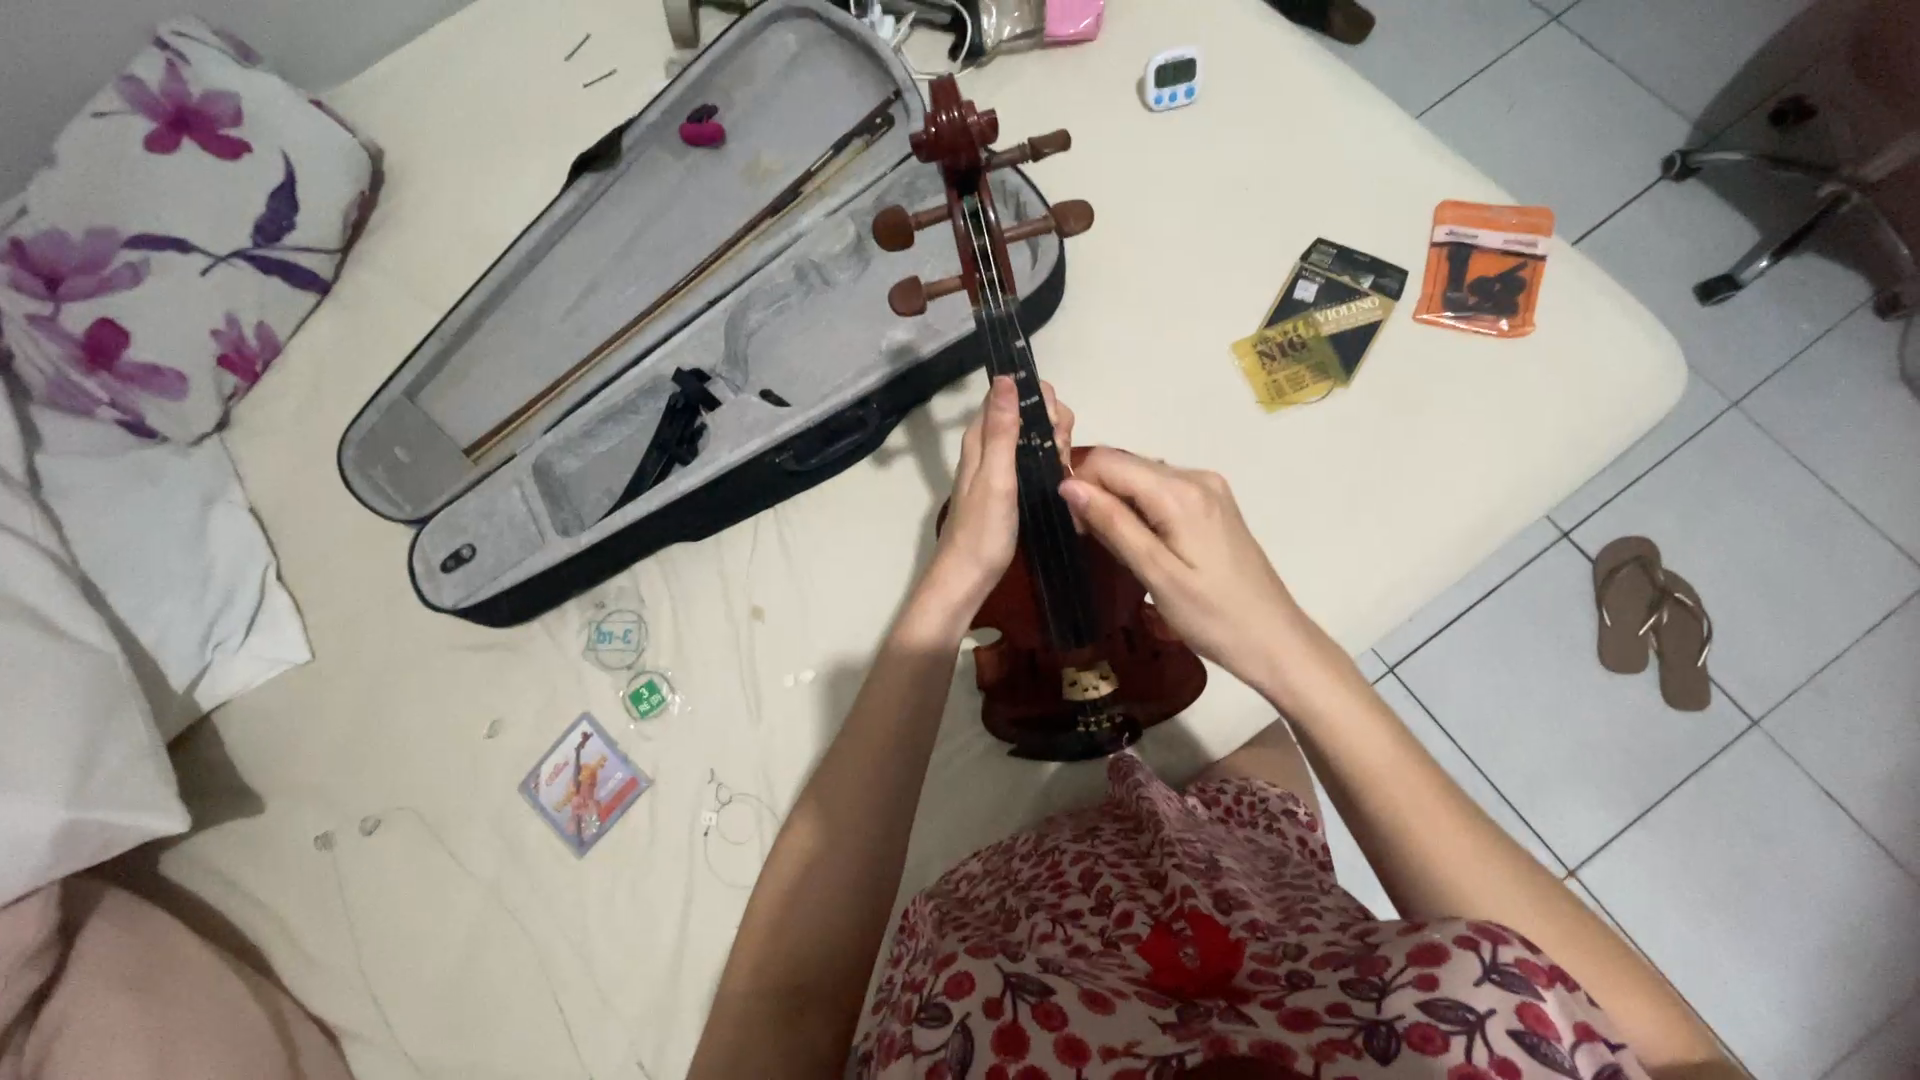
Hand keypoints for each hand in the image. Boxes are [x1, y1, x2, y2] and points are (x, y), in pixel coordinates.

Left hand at [920, 376, 1073, 615]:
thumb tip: (1006, 379)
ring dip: (1055, 446)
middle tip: (1057, 458)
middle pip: (1029, 412)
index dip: (1040, 401)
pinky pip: (1035, 459)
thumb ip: (1002, 429)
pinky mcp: (1011, 484)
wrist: (969, 575)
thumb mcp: (996, 477)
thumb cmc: (983, 530)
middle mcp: (988, 444)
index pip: (1012, 392)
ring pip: (1036, 436)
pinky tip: (1057, 481)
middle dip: (1053, 426)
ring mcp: (1000, 464)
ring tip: (1059, 472)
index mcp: (980, 436)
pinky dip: (1050, 464)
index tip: (1053, 428)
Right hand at [1058, 450, 1312, 693]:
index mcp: (1181, 492)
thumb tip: (1068, 485)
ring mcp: (1209, 490)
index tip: (1074, 528)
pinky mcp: (1214, 506)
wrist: (1274, 640)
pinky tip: (1144, 547)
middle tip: (1093, 545)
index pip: (1108, 461)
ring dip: (1118, 505)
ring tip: (1119, 551)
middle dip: (1097, 496)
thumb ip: (1113, 524)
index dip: (1079, 485)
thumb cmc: (1212, 616)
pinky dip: (1141, 511)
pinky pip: (1162, 493)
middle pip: (1126, 466)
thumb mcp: (1156, 573)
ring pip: (1142, 479)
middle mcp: (1196, 477)